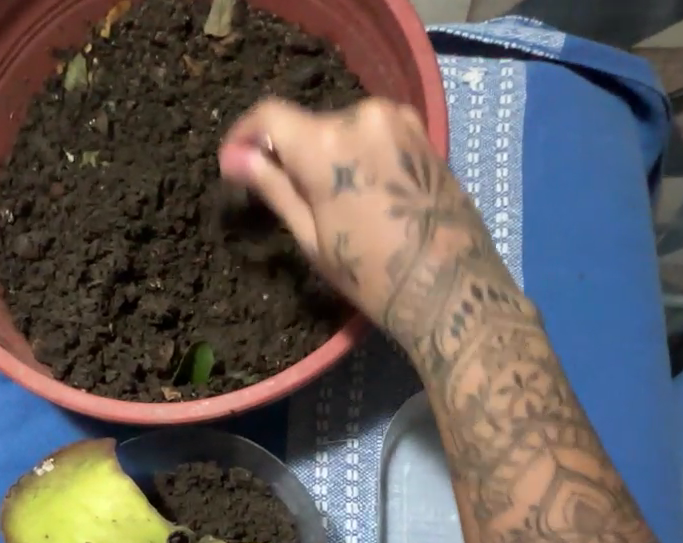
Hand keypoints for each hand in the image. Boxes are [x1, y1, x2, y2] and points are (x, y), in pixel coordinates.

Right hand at [218, 97, 509, 343]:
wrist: (450, 287)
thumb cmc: (373, 276)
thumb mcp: (313, 240)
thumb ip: (274, 189)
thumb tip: (233, 159)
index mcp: (328, 146)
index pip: (269, 116)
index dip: (243, 136)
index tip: (232, 163)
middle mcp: (362, 116)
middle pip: (307, 124)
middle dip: (289, 154)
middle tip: (284, 199)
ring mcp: (397, 118)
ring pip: (340, 128)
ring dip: (325, 156)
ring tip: (331, 206)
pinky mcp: (421, 130)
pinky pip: (370, 133)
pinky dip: (356, 155)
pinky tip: (362, 196)